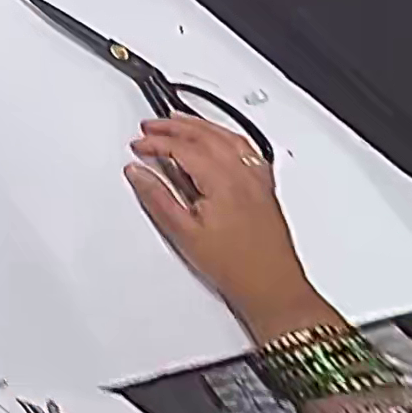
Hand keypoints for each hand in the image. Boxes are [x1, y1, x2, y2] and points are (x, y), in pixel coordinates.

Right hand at [126, 116, 343, 342]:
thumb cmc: (236, 268)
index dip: (156, 143)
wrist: (274, 291)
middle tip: (150, 127)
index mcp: (223, 182)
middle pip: (205, 135)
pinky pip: (246, 148)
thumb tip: (137, 172)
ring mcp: (257, 179)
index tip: (139, 146)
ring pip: (227, 136)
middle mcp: (244, 175)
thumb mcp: (184, 233)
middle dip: (174, 126)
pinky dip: (225, 135)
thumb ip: (157, 197)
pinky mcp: (265, 187)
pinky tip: (218, 137)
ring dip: (199, 125)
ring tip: (177, 121)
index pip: (183, 148)